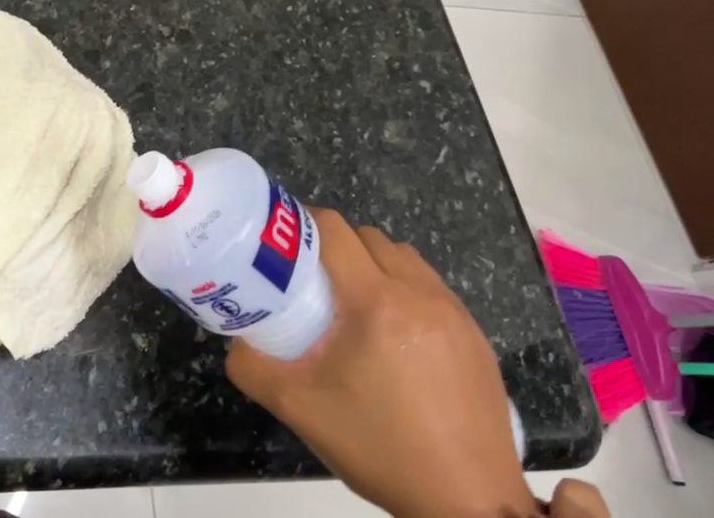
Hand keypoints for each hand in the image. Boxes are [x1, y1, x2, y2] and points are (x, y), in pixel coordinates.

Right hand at [225, 208, 599, 517]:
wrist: (470, 503)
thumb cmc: (380, 448)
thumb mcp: (298, 409)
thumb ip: (252, 365)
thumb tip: (237, 339)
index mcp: (376, 303)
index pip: (334, 230)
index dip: (301, 224)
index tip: (280, 244)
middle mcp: (420, 295)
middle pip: (368, 237)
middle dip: (333, 245)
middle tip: (308, 277)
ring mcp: (455, 314)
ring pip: (403, 256)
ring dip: (371, 263)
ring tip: (349, 302)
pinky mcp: (476, 337)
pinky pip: (430, 286)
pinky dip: (402, 288)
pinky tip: (388, 332)